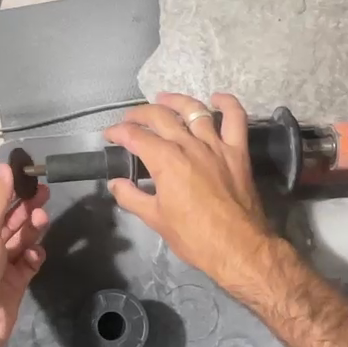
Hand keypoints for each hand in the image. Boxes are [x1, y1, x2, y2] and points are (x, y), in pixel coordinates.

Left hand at [0, 163, 49, 346]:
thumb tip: (5, 166)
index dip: (8, 193)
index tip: (28, 179)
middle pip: (7, 223)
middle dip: (25, 210)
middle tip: (45, 194)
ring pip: (19, 242)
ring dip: (31, 230)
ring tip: (44, 219)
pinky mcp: (15, 283)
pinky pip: (27, 263)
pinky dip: (33, 257)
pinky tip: (36, 254)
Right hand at [105, 92, 274, 286]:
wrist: (237, 247)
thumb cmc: (193, 236)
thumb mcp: (155, 219)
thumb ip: (131, 197)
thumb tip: (115, 184)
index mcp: (165, 161)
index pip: (135, 136)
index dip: (118, 132)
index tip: (110, 135)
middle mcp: (189, 145)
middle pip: (160, 117)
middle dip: (140, 114)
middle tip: (130, 119)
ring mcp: (216, 145)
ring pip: (194, 111)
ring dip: (175, 101)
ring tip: (163, 99)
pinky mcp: (237, 152)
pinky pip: (235, 119)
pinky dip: (227, 104)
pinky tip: (216, 99)